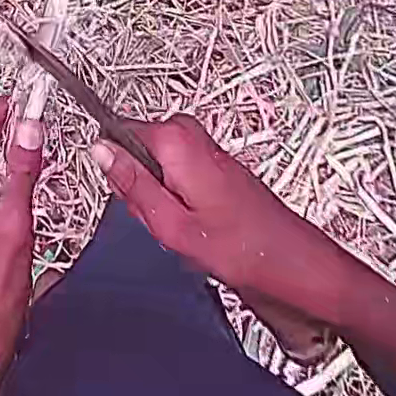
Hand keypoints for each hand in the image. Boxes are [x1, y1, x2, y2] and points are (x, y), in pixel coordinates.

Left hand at [0, 95, 44, 357]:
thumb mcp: (14, 218)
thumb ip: (23, 168)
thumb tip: (31, 128)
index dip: (7, 107)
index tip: (35, 103)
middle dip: (14, 125)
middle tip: (43, 128)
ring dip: (17, 144)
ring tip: (41, 152)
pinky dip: (16, 163)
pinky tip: (34, 172)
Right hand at [91, 114, 368, 330]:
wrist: (297, 263)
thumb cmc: (245, 250)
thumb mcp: (172, 225)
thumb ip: (130, 183)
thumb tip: (99, 150)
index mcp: (174, 140)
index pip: (115, 138)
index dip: (120, 176)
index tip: (135, 200)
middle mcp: (187, 131)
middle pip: (134, 152)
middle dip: (140, 189)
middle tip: (164, 221)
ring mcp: (200, 143)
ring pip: (151, 165)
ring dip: (158, 197)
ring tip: (185, 225)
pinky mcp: (208, 158)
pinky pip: (170, 171)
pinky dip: (175, 199)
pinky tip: (196, 223)